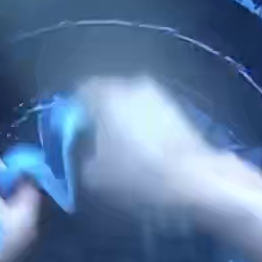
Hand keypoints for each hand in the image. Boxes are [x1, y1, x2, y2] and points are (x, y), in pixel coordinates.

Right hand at [77, 76, 261, 212]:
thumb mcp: (90, 175)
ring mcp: (157, 93)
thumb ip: (74, 157)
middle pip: (103, 95)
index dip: (69, 115)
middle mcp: (130, 84)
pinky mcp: (176, 107)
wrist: (193, 178)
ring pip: (126, 103)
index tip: (68, 138)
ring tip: (115, 150)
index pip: (76, 92)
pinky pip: (145, 112)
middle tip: (89, 144)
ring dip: (117, 121)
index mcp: (105, 94)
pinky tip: (138, 150)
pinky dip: (137, 126)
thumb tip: (76, 151)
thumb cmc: (135, 173)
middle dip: (94, 116)